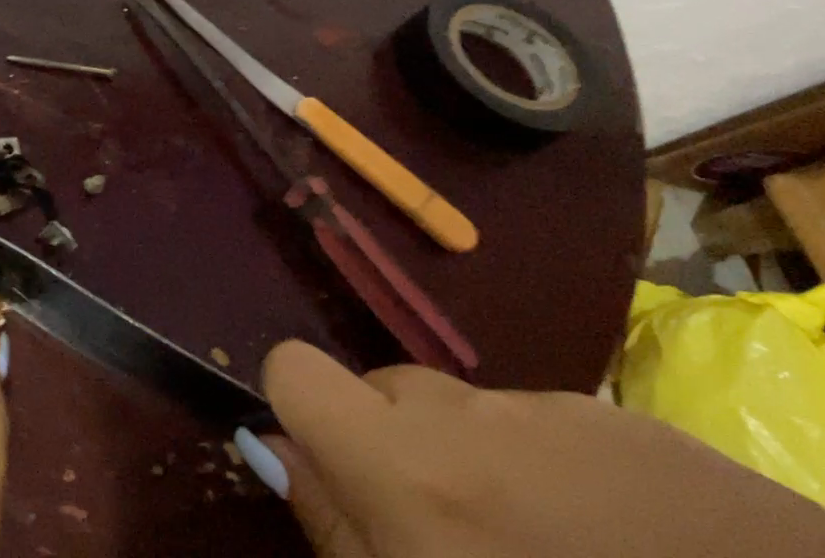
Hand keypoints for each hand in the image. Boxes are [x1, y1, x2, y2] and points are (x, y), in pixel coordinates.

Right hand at [261, 340, 824, 557]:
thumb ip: (333, 524)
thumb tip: (271, 447)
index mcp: (402, 461)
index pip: (293, 368)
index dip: (297, 408)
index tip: (332, 468)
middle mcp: (466, 411)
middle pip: (387, 389)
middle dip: (395, 443)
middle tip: (447, 532)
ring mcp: (555, 409)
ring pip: (473, 412)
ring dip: (480, 460)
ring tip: (548, 546)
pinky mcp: (636, 423)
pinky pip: (553, 426)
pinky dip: (556, 469)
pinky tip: (619, 541)